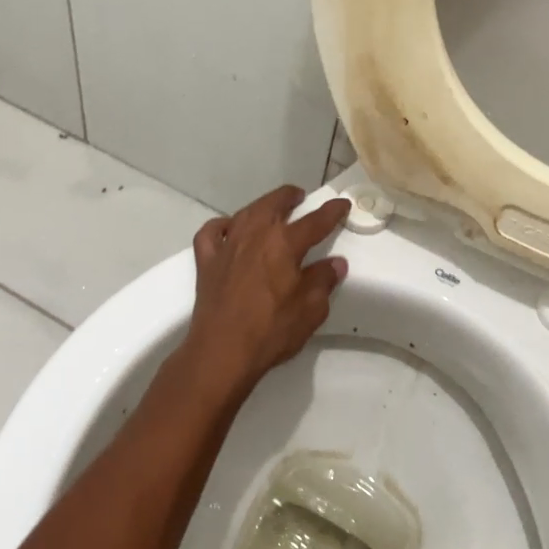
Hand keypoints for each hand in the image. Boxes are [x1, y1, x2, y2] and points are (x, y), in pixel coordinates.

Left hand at [174, 186, 350, 402]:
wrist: (221, 351)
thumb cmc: (271, 331)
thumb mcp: (310, 310)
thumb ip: (323, 281)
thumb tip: (335, 264)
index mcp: (284, 243)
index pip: (315, 221)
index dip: (331, 211)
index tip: (341, 205)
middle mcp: (254, 235)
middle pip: (273, 204)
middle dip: (289, 197)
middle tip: (300, 198)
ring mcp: (227, 246)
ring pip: (245, 213)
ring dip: (261, 206)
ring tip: (271, 209)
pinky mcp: (206, 262)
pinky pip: (211, 233)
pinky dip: (221, 226)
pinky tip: (228, 229)